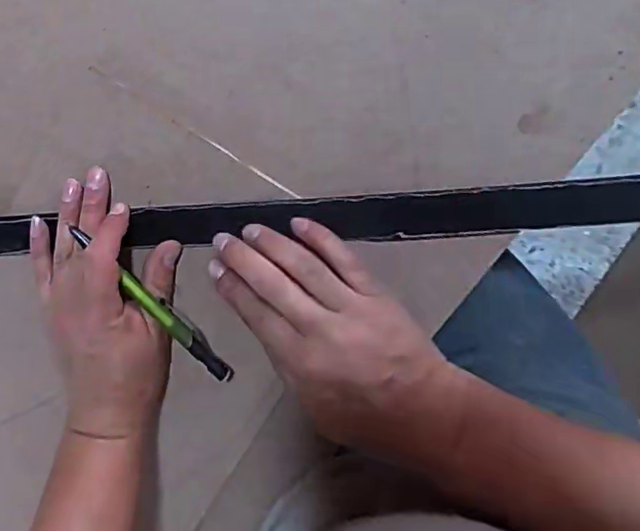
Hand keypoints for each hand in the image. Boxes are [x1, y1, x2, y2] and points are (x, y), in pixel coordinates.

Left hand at [30, 166, 183, 440]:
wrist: (104, 414)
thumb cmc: (136, 374)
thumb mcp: (155, 330)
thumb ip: (158, 283)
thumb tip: (169, 243)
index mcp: (97, 305)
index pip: (103, 253)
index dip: (113, 226)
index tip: (124, 204)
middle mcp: (70, 299)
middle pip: (80, 243)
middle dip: (89, 206)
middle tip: (96, 173)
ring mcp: (56, 303)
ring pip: (60, 250)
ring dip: (67, 215)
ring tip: (71, 184)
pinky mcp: (50, 309)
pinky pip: (41, 272)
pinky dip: (38, 246)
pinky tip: (38, 222)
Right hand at [208, 218, 468, 460]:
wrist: (423, 410)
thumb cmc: (363, 416)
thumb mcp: (312, 404)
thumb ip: (286, 362)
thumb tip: (265, 319)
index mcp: (302, 363)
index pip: (257, 315)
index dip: (233, 288)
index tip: (215, 268)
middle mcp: (321, 330)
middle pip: (273, 284)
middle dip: (243, 259)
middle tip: (223, 240)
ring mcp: (350, 306)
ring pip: (304, 265)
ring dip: (273, 243)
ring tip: (251, 229)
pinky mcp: (374, 292)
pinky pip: (343, 257)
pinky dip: (320, 237)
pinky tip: (298, 223)